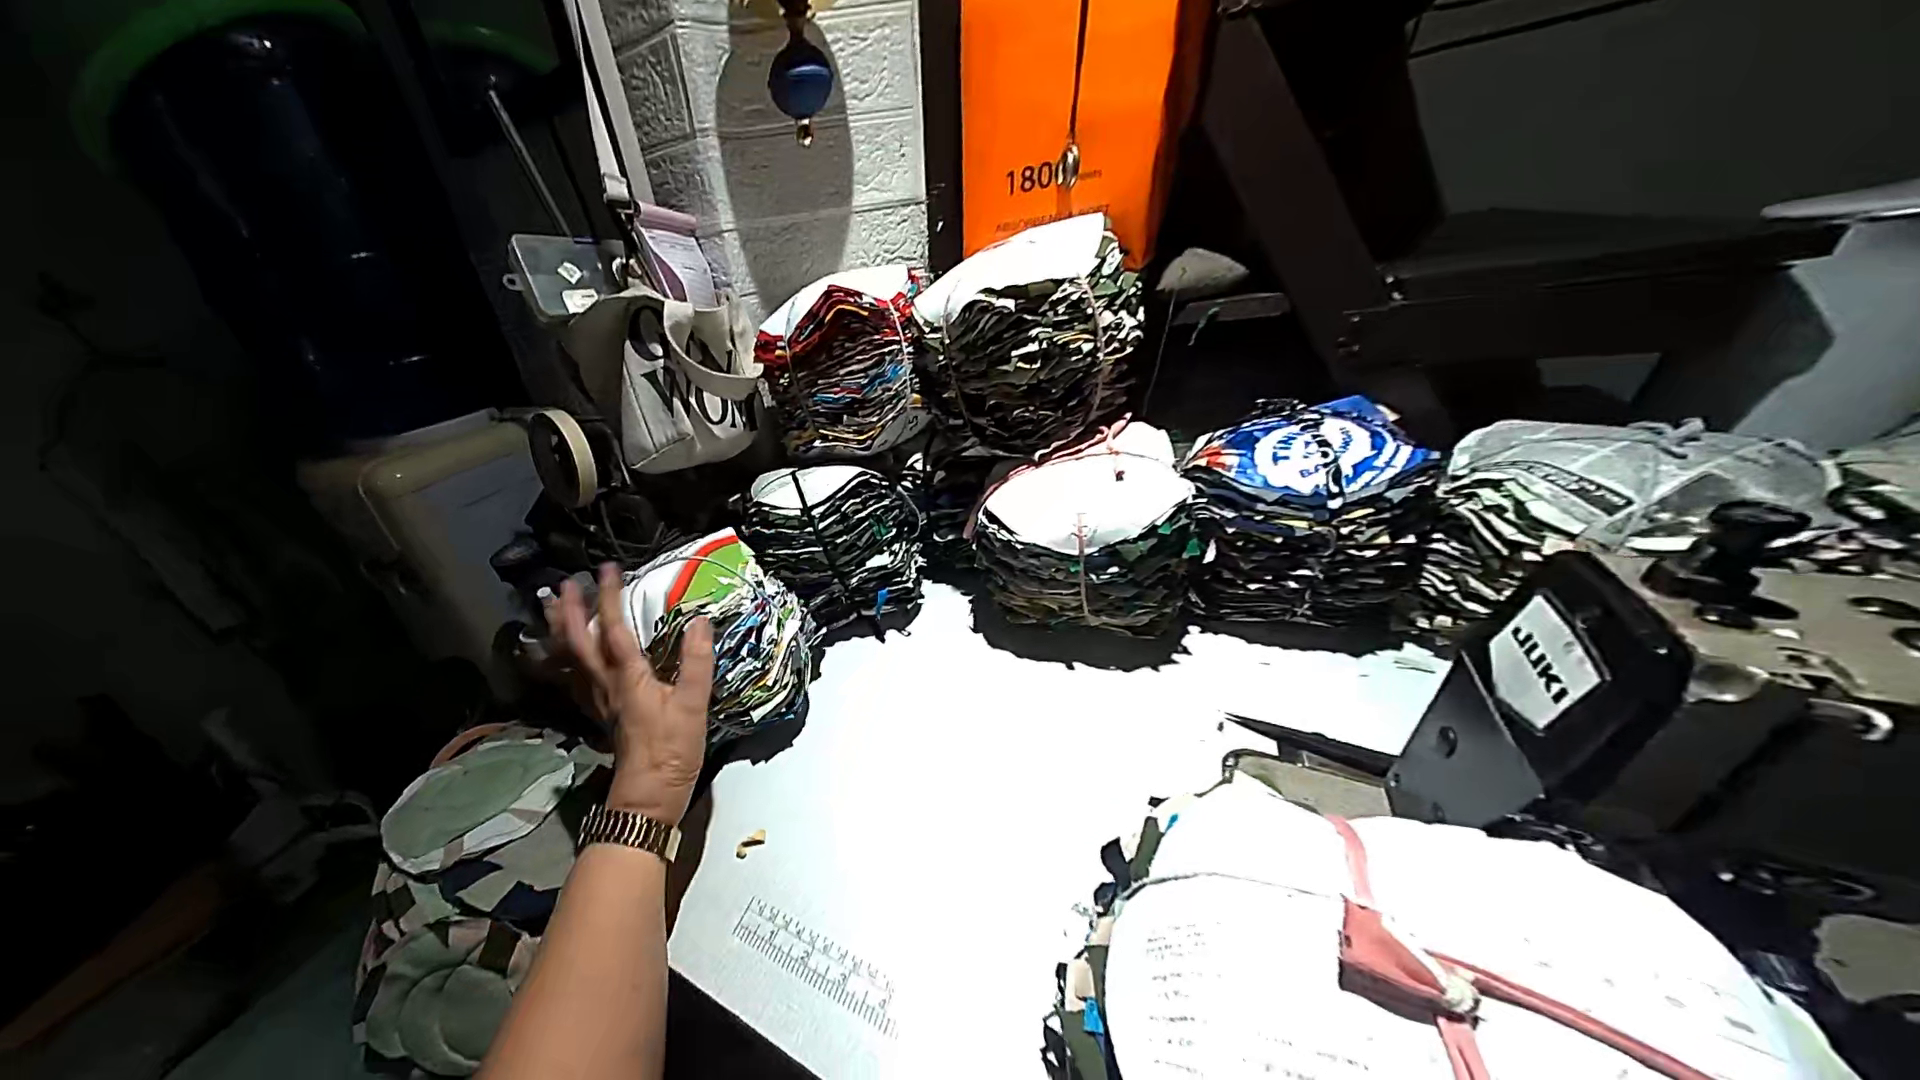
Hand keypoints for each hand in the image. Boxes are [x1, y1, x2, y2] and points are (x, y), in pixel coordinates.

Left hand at [549, 563, 713, 826]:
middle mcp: (605, 685)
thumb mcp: (692, 704)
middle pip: (577, 643)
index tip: (607, 569)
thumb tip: (699, 620)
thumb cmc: (671, 750)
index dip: (610, 597)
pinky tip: (567, 656)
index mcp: (627, 678)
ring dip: (559, 632)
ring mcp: (598, 701)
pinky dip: (565, 660)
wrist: (647, 796)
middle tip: (564, 583)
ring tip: (550, 609)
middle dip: (569, 611)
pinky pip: (575, 679)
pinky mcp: (601, 714)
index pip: (614, 629)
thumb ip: (696, 661)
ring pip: (569, 660)